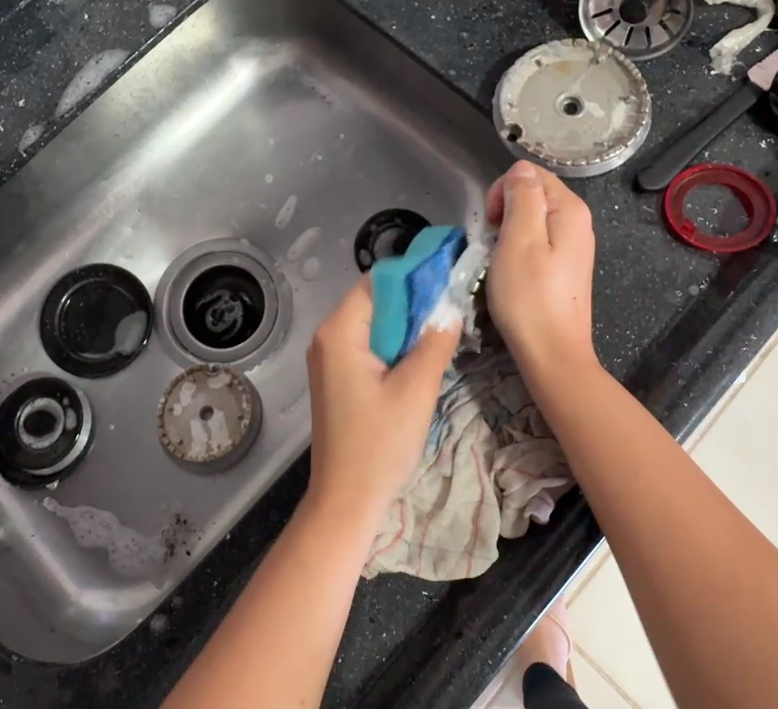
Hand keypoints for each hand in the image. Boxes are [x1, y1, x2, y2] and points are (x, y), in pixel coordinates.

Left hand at [303, 277, 459, 529]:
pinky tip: (416, 364)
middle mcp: (326, 337)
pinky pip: (366, 348)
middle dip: (411, 307)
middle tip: (450, 317)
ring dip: (404, 330)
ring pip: (372, 326)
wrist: (346, 498)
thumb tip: (450, 308)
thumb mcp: (416, 390)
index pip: (377, 283)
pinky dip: (391, 349)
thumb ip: (434, 342)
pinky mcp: (335, 378)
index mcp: (339, 332)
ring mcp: (327, 359)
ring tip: (439, 340)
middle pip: (374, 302)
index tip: (447, 285)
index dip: (412, 280)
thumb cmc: (379, 444)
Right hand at [485, 161, 596, 371]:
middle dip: (505, 211)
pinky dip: (518, 248)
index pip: (529, 173)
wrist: (551, 353)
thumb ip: (521, 196)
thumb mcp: (518, 239)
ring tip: (501, 260)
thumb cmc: (529, 296)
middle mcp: (578, 221)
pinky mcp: (566, 265)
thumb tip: (520, 171)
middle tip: (494, 244)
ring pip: (532, 218)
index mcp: (570, 209)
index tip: (492, 225)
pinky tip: (512, 271)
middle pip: (532, 193)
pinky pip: (537, 240)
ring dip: (509, 232)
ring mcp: (574, 245)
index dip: (502, 192)